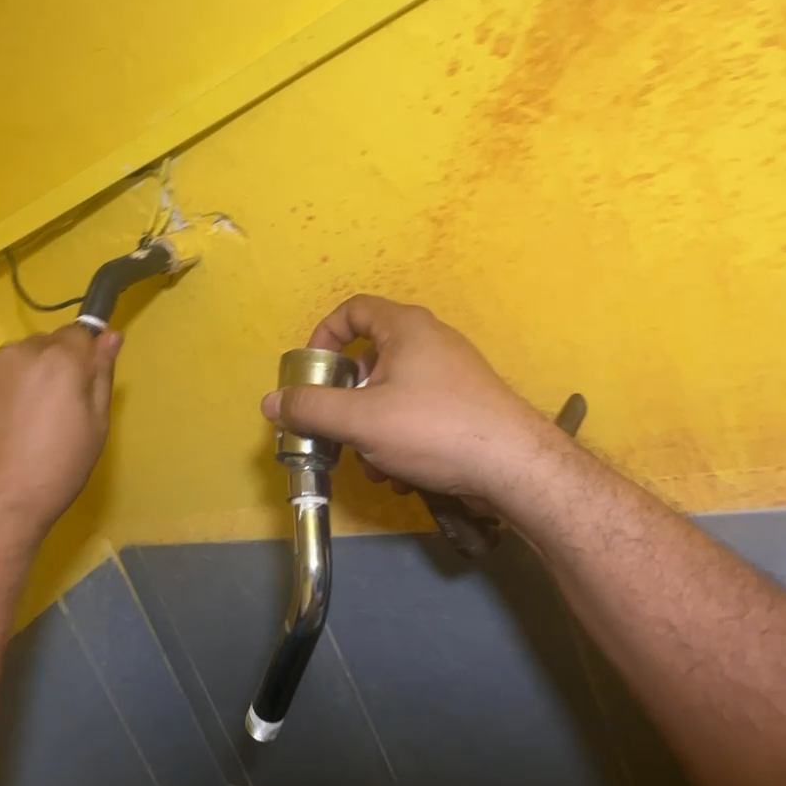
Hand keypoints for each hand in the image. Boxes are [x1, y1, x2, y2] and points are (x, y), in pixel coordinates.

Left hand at [0, 325, 122, 548]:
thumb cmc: (55, 471)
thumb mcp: (95, 427)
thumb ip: (101, 375)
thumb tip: (110, 336)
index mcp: (60, 358)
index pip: (81, 333)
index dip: (88, 358)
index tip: (86, 389)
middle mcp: (21, 352)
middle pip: (50, 344)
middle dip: (60, 366)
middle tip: (62, 413)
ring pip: (23, 360)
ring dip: (32, 378)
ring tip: (31, 425)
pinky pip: (0, 377)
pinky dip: (9, 392)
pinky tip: (8, 430)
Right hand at [261, 295, 556, 504]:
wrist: (515, 466)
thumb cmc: (433, 427)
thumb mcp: (361, 419)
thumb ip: (311, 409)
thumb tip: (271, 402)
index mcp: (405, 328)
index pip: (354, 309)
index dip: (324, 334)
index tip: (312, 371)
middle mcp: (430, 342)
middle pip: (369, 360)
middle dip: (348, 402)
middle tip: (339, 429)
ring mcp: (451, 375)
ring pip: (391, 396)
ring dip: (373, 431)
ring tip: (376, 466)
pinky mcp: (465, 407)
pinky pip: (417, 415)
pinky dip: (401, 441)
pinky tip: (405, 476)